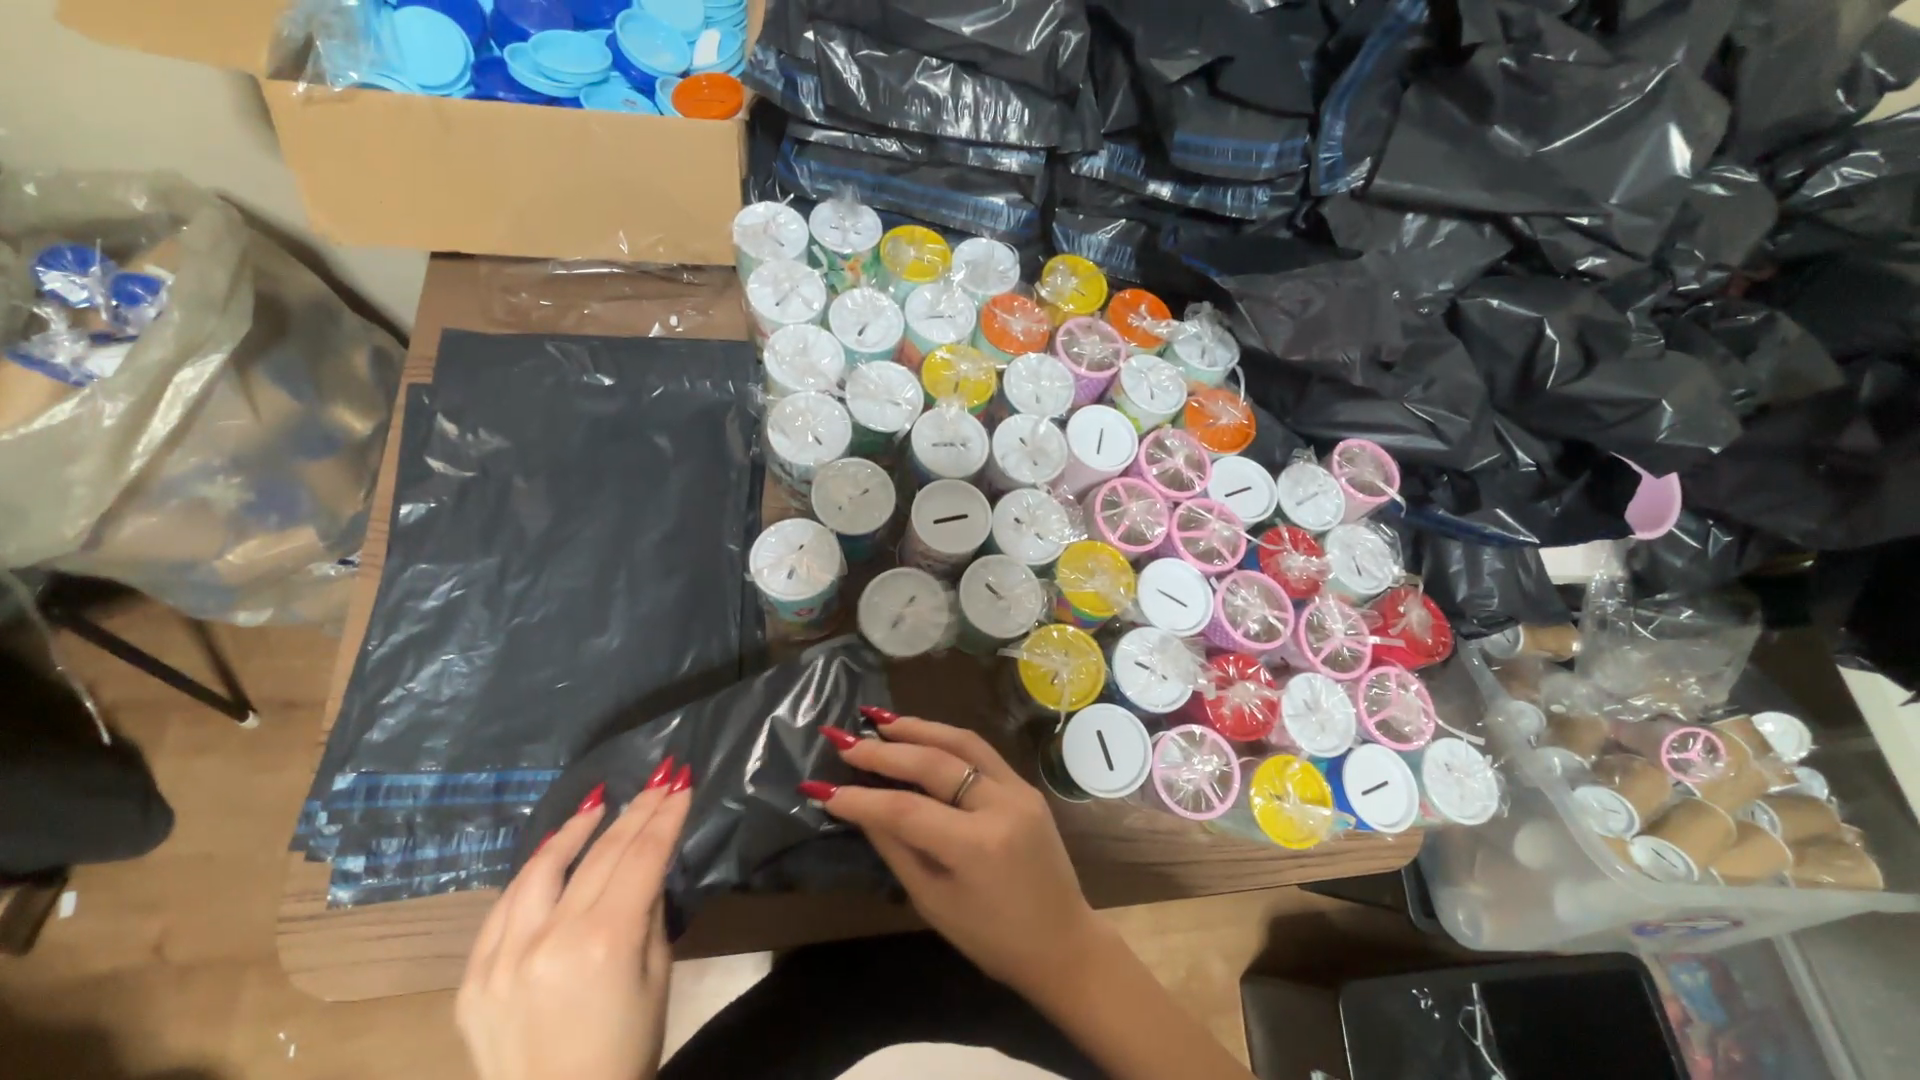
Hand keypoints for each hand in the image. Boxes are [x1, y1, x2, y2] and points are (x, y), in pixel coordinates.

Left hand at [458, 764, 692, 1079]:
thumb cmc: (627, 1053)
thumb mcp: (658, 980)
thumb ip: (651, 915)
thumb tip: (647, 867)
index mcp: (604, 943)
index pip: (640, 858)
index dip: (664, 818)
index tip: (680, 785)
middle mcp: (548, 939)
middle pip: (598, 857)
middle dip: (633, 814)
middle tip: (656, 783)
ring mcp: (501, 956)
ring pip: (540, 871)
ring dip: (573, 832)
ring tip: (598, 805)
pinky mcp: (472, 976)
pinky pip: (503, 909)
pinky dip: (531, 875)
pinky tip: (550, 857)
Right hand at [804, 712, 1104, 998]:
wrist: (1062, 943)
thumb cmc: (992, 938)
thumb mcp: (934, 902)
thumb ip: (896, 849)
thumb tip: (859, 809)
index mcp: (977, 846)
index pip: (905, 810)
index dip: (860, 799)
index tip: (820, 788)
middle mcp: (1001, 806)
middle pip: (933, 763)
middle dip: (883, 751)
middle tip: (842, 741)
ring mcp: (1019, 791)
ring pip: (962, 742)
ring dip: (917, 728)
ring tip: (877, 720)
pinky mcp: (1026, 787)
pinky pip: (980, 752)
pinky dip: (944, 739)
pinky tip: (917, 735)